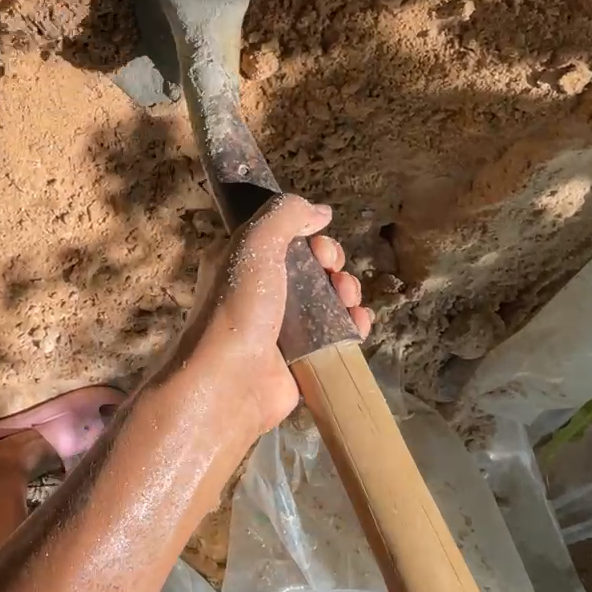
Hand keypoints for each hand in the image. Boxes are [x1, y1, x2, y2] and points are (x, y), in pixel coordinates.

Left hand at [167, 195, 371, 435]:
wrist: (232, 380)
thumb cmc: (239, 305)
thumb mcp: (254, 243)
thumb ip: (284, 215)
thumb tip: (320, 211)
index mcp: (240, 259)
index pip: (281, 235)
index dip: (305, 233)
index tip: (317, 240)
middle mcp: (259, 288)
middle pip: (309, 264)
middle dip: (331, 261)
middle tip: (333, 271)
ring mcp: (282, 323)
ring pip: (328, 296)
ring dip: (346, 291)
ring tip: (348, 299)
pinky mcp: (303, 355)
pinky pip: (337, 332)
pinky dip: (353, 324)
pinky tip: (359, 323)